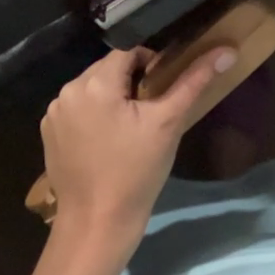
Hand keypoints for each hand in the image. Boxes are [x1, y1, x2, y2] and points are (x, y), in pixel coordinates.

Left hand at [41, 45, 237, 242]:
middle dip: (129, 83)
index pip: (128, 51)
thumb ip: (193, 82)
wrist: (97, 223)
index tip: (162, 90)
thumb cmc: (137, 172)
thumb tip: (226, 51)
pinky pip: (76, 108)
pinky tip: (105, 141)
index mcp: (95, 83)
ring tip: (127, 129)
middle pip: (107, 69)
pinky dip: (92, 115)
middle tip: (148, 113)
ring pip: (91, 88)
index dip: (149, 64)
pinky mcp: (48, 132)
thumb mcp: (167, 124)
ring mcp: (54, 112)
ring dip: (110, 98)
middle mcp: (69, 90)